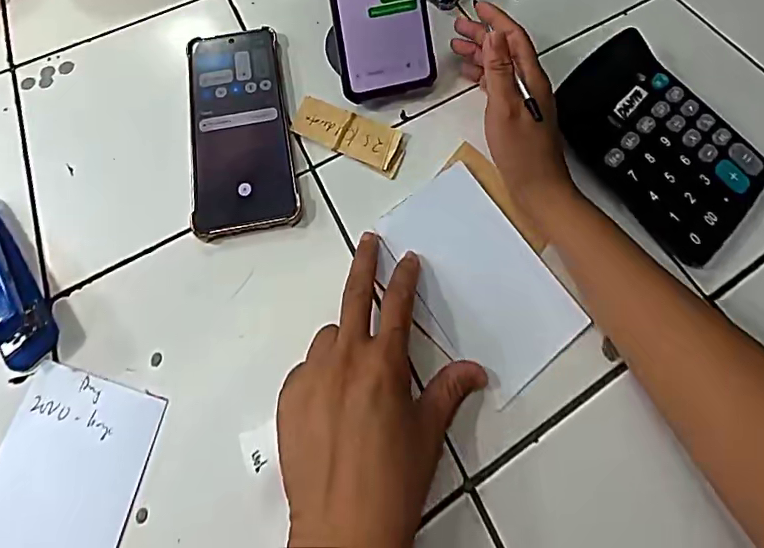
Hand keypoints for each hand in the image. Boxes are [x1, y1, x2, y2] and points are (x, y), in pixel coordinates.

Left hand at [278, 233, 485, 547]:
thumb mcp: (428, 436)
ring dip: (343, 340)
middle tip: (367, 243)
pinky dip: (321, 373)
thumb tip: (473, 371)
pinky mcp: (290, 392)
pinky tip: (333, 402)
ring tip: (357, 371)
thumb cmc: (390, 485)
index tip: (405, 259)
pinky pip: (307, 368)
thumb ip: (448, 392)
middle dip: (363, 263)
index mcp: (382, 365)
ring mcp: (312, 372)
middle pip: (353, 295)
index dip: (403, 277)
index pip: (395, 306)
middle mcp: (344, 359)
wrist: (342, 526)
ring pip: (329, 337)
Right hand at [449, 2, 577, 222]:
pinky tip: (470, 73)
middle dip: (484, 33)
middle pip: (507, 49)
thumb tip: (494, 38)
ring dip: (481, 51)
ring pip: (501, 64)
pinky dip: (482, 71)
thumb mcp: (505, 106)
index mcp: (531, 80)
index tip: (480, 7)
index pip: (514, 39)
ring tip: (459, 44)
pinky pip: (498, 81)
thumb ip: (499, 70)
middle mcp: (530, 86)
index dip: (497, 20)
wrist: (538, 187)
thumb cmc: (523, 153)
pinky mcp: (516, 111)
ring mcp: (524, 98)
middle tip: (461, 24)